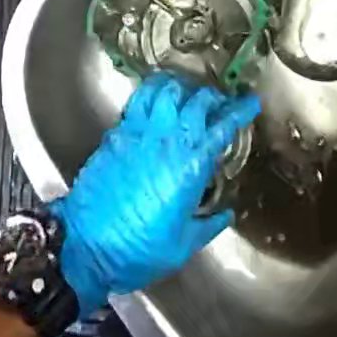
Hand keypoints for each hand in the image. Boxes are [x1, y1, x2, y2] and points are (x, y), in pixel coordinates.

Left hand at [49, 73, 260, 317]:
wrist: (87, 244)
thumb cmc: (138, 248)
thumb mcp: (182, 244)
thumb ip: (207, 224)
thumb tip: (225, 214)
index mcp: (191, 165)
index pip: (222, 127)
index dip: (239, 111)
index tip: (249, 103)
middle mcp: (168, 140)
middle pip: (196, 100)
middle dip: (212, 96)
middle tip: (219, 101)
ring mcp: (140, 132)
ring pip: (165, 90)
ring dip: (180, 87)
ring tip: (187, 91)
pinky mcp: (117, 133)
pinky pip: (138, 101)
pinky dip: (151, 93)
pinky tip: (155, 98)